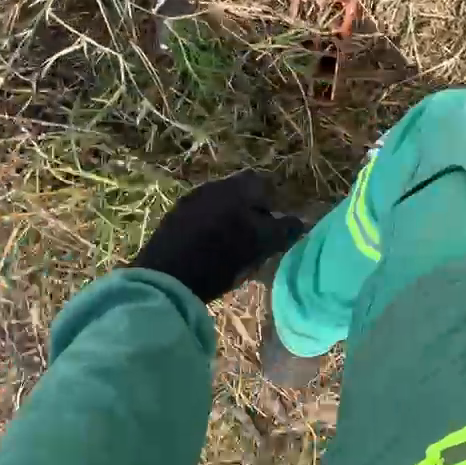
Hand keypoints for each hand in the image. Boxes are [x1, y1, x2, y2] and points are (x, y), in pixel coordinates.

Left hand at [131, 171, 305, 303]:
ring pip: (219, 204)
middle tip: (256, 235)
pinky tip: (209, 249)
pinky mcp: (171, 220)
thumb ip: (284, 230)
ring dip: (229, 219)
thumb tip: (299, 222)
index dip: (273, 202)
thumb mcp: (262, 244)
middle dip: (251, 210)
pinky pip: (200, 217)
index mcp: (237, 187)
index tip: (275, 224)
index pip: (264, 184)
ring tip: (232, 244)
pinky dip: (209, 228)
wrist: (166, 280)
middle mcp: (213, 186)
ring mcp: (189, 201)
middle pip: (240, 192)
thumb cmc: (222, 256)